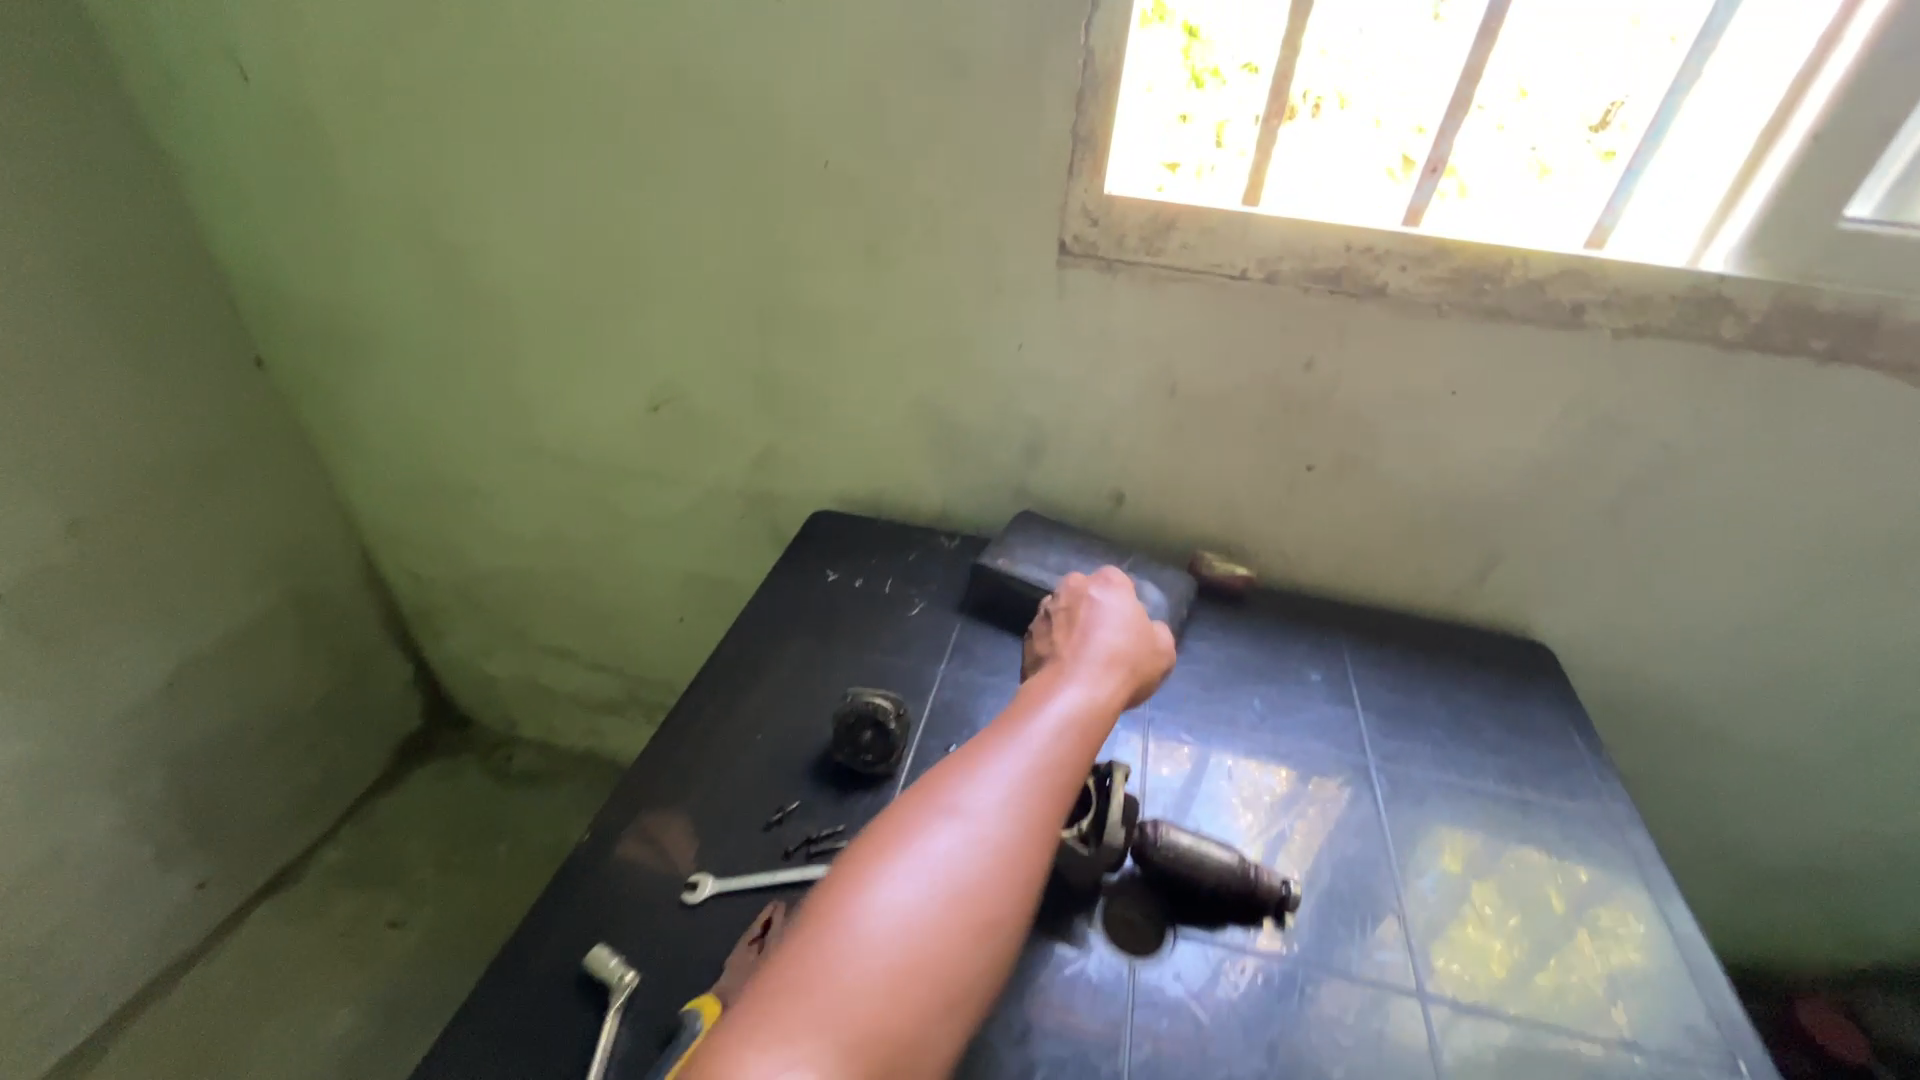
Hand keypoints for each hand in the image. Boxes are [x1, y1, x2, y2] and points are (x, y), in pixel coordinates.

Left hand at [1022, 566, 1175, 709]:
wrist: (1073, 695)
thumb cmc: (1124, 665)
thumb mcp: (1163, 651)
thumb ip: (1155, 630)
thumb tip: (1147, 628)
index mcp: (1106, 583)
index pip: (1116, 581)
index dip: (1122, 602)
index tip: (1126, 625)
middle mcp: (1071, 587)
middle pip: (1083, 593)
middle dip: (1090, 609)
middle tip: (1102, 640)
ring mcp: (1044, 610)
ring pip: (1060, 613)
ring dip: (1068, 628)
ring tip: (1079, 659)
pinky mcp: (1027, 635)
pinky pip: (1045, 637)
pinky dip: (1051, 648)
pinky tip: (1062, 670)